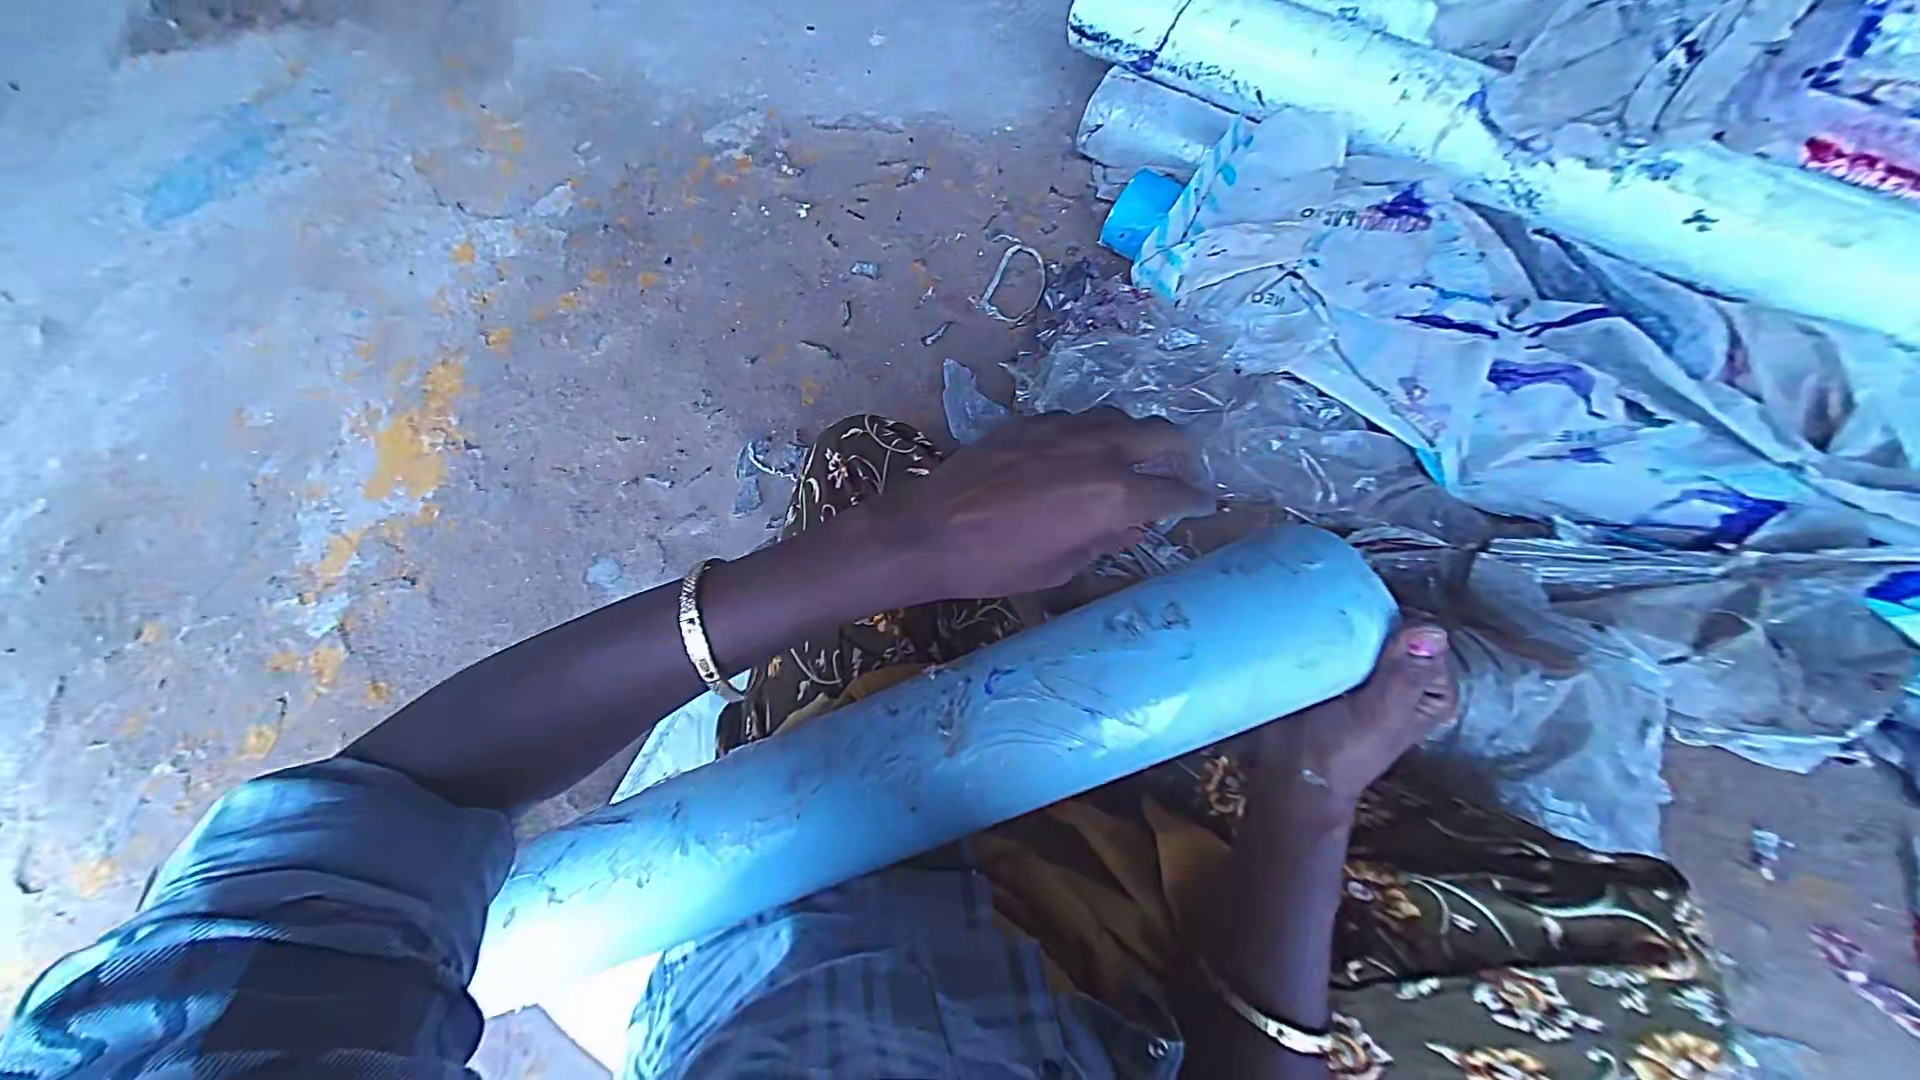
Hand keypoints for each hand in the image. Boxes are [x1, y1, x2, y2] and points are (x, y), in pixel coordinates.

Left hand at [860, 409, 1213, 601]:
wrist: (930, 530)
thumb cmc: (997, 563)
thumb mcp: (1061, 567)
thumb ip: (1104, 541)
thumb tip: (1131, 526)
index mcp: (1113, 496)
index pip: (1173, 493)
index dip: (1193, 500)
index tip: (1202, 504)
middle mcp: (1098, 452)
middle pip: (1160, 436)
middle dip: (1179, 453)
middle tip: (1180, 468)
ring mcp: (1062, 428)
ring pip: (1117, 418)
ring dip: (1134, 436)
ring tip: (1131, 456)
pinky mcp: (1030, 420)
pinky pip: (1076, 419)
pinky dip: (1091, 432)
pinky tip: (1079, 450)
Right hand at [1253, 623, 1456, 814]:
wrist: (1288, 774)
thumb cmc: (1339, 749)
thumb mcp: (1379, 714)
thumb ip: (1404, 676)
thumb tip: (1433, 630)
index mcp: (1429, 691)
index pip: (1422, 637)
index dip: (1395, 623)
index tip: (1359, 620)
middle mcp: (1402, 680)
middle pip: (1389, 631)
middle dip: (1363, 618)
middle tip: (1330, 614)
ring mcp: (1363, 676)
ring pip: (1358, 633)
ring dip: (1337, 623)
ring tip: (1310, 613)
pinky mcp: (1329, 674)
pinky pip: (1330, 642)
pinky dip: (1319, 633)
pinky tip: (1300, 624)